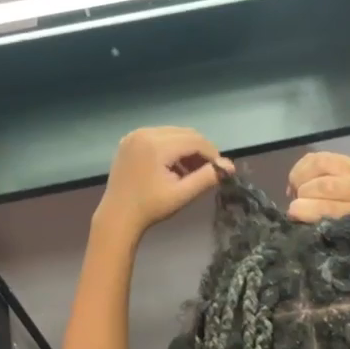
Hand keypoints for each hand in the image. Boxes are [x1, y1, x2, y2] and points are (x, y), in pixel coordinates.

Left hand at [95, 126, 231, 234]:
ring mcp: (135, 135)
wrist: (118, 216)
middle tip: (207, 172)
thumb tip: (230, 166)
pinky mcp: (129, 140)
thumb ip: (207, 178)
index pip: (195, 141)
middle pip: (184, 133)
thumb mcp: (182, 194)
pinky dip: (170, 148)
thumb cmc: (151, 208)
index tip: (220, 170)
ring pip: (172, 134)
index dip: (212, 154)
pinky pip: (158, 137)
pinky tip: (172, 168)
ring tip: (189, 172)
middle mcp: (145, 133)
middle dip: (200, 150)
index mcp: (157, 145)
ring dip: (186, 149)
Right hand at [286, 151, 349, 222]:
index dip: (308, 209)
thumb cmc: (335, 227)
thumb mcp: (328, 232)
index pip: (332, 208)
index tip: (292, 212)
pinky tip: (296, 181)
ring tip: (295, 190)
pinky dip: (300, 168)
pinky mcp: (341, 159)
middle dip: (303, 192)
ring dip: (300, 177)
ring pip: (320, 164)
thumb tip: (294, 212)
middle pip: (326, 185)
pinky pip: (315, 157)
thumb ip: (314, 224)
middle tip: (295, 202)